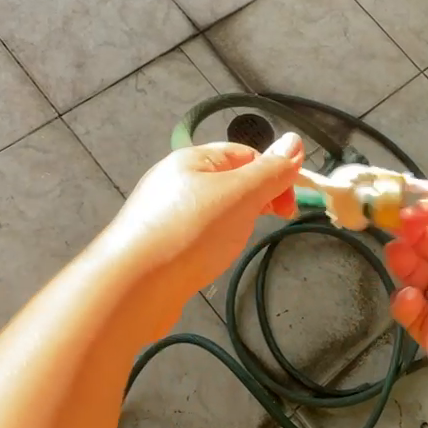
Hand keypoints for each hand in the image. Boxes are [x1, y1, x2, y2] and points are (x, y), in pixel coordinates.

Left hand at [99, 133, 304, 295]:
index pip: (246, 154)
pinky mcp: (159, 244)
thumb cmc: (190, 232)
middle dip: (256, 200)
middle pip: (230, 181)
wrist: (132, 286)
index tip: (289, 208)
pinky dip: (212, 243)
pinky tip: (210, 259)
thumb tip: (295, 142)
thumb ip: (270, 171)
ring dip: (234, 223)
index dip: (274, 175)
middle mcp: (176, 180)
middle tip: (270, 223)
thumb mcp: (240, 195)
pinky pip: (196, 234)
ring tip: (233, 244)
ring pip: (214, 210)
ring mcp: (164, 213)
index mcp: (193, 159)